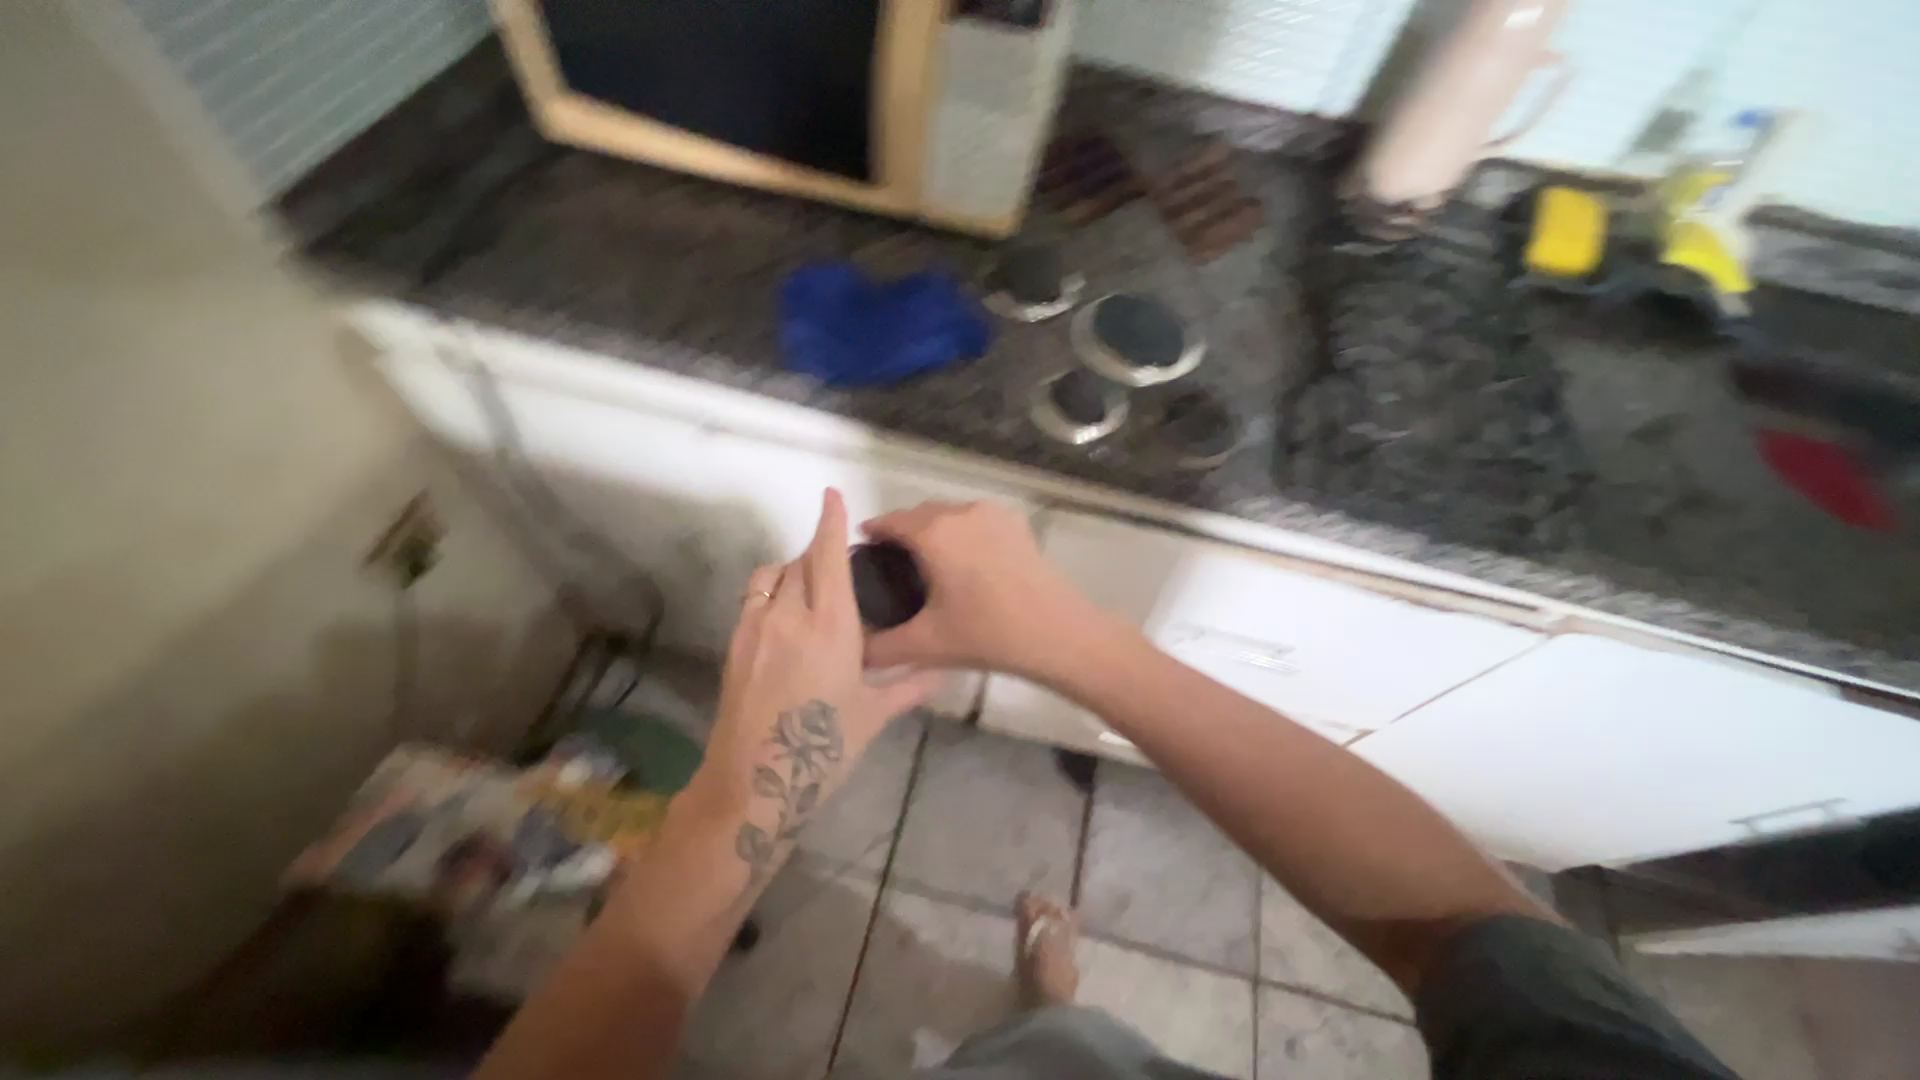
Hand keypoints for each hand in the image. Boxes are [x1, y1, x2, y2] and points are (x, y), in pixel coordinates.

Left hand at [686, 489, 940, 889]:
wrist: (753, 784)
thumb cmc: (823, 750)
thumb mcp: (871, 717)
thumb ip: (909, 688)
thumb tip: (943, 674)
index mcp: (830, 626)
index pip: (828, 557)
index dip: (830, 522)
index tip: (832, 495)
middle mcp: (789, 615)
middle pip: (800, 562)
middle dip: (818, 553)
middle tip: (839, 569)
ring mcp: (755, 628)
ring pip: (771, 576)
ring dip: (791, 570)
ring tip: (809, 588)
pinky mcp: (735, 645)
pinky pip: (753, 599)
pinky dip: (771, 592)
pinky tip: (785, 619)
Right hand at [860, 500, 1107, 678]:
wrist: (1057, 633)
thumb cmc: (987, 634)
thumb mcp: (926, 645)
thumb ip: (881, 648)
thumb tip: (854, 653)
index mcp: (932, 533)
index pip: (890, 521)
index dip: (873, 532)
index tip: (863, 549)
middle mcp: (960, 512)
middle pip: (920, 513)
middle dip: (902, 530)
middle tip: (891, 561)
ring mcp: (992, 515)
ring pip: (950, 514)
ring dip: (933, 528)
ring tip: (926, 560)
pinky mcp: (1016, 525)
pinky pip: (976, 519)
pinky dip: (961, 531)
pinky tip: (964, 560)